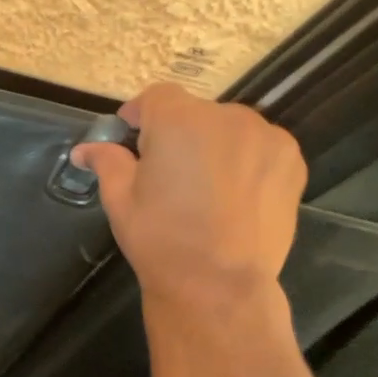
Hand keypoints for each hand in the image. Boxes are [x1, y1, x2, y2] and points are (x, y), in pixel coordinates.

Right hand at [71, 83, 305, 312]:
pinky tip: (228, 194)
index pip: (156, 96)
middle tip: (161, 169)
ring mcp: (267, 138)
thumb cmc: (159, 236)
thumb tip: (85, 150)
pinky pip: (257, 146)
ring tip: (199, 184)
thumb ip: (107, 162)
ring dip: (210, 144)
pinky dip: (241, 158)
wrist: (219, 280)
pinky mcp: (292, 161)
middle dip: (175, 132)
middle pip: (194, 112)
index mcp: (179, 122)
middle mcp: (228, 118)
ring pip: (228, 128)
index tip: (128, 137)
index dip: (138, 113)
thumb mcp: (119, 199)